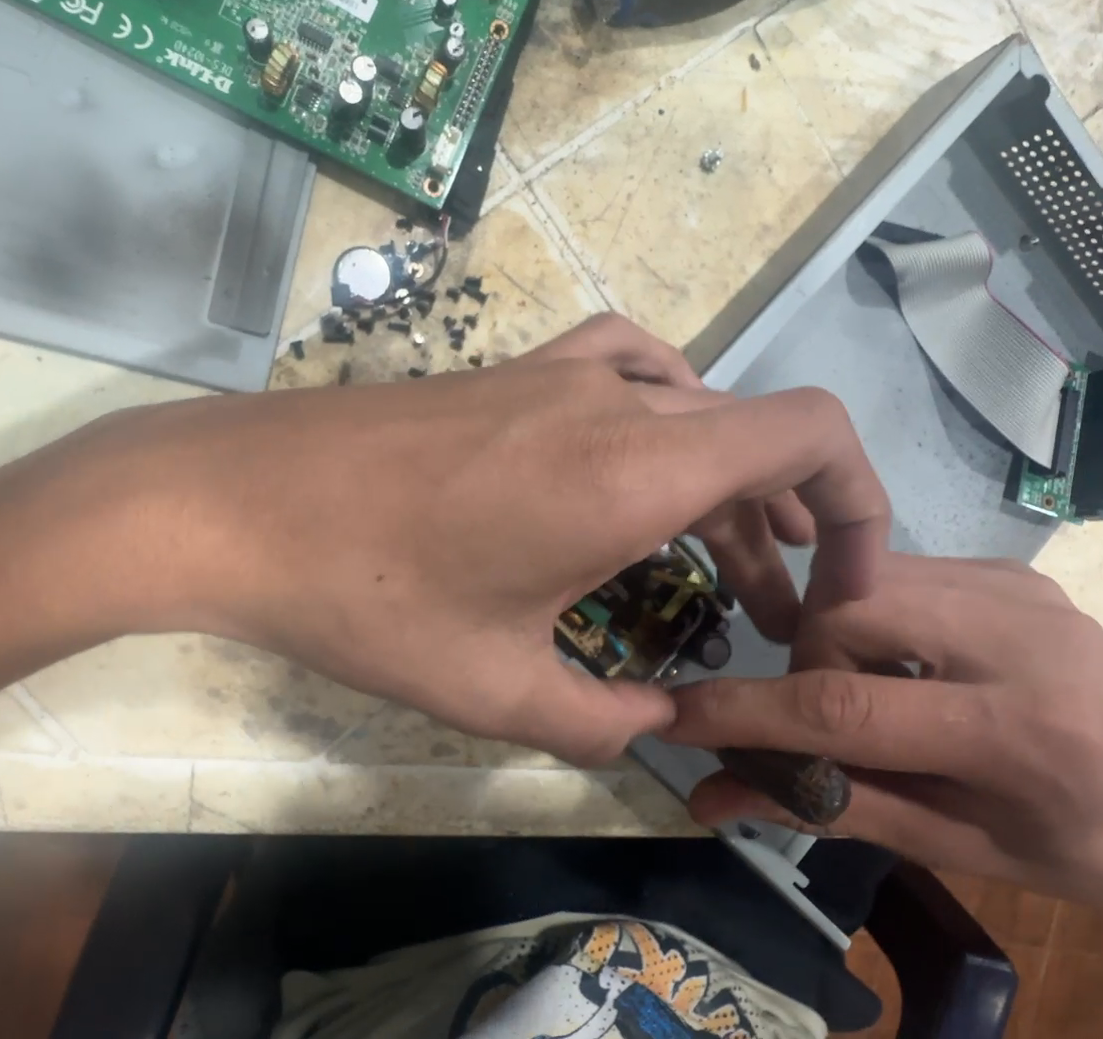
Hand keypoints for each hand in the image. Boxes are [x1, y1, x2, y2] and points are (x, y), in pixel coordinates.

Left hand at [43, 315, 889, 765]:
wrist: (241, 501)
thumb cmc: (371, 597)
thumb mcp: (495, 689)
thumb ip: (601, 723)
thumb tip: (656, 730)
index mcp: (635, 470)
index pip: (809, 434)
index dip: (861, 501)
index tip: (848, 582)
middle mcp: (617, 402)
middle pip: (758, 435)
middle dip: (792, 529)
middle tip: (772, 616)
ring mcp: (562, 374)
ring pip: (696, 411)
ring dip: (729, 485)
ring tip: (725, 563)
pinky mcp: (515, 372)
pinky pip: (632, 371)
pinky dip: (670, 417)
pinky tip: (645, 465)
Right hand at [664, 554, 1102, 933]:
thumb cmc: (1076, 852)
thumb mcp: (949, 849)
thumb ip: (826, 807)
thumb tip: (710, 796)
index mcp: (1025, 733)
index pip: (847, 708)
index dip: (747, 713)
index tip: (673, 719)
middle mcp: (1027, 636)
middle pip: (846, 614)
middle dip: (805, 664)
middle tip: (822, 721)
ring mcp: (1021, 588)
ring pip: (862, 581)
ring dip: (834, 639)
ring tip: (869, 695)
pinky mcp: (1011, 569)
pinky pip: (895, 575)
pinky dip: (867, 619)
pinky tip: (904, 667)